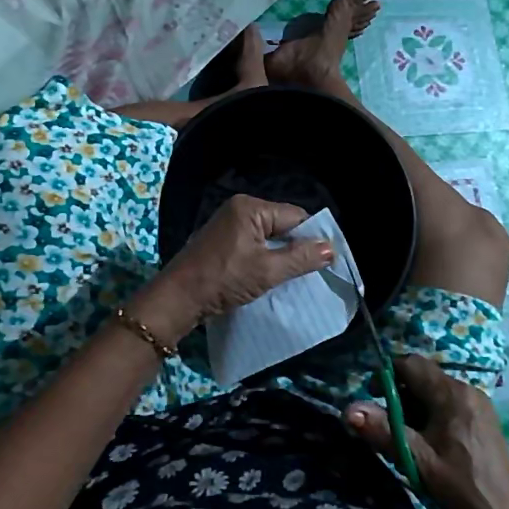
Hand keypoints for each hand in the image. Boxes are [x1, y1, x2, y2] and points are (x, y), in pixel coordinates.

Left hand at [147, 194, 335, 339]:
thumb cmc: (222, 281)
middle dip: (295, 246)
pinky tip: (269, 273)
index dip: (311, 237)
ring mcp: (229, 223)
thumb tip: (331, 249)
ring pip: (270, 235)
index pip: (295, 216)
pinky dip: (265, 256)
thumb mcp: (267, 271)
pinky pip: (255, 242)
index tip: (323, 260)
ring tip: (290, 274)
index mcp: (250, 207)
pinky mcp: (223, 239)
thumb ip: (300, 258)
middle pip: (283, 224)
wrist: (177, 300)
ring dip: (280, 253)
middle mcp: (240, 208)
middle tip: (308, 270)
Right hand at [344, 356, 508, 508]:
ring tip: (405, 435)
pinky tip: (428, 440)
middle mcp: (467, 389)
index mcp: (451, 393)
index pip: (412, 364)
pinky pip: (451, 401)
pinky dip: (433, 411)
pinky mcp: (483, 417)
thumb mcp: (416, 458)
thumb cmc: (458, 483)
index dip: (388, 374)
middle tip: (385, 421)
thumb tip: (349, 409)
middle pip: (425, 376)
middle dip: (400, 392)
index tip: (371, 394)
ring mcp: (478, 402)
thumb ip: (383, 430)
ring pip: (437, 389)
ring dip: (416, 404)